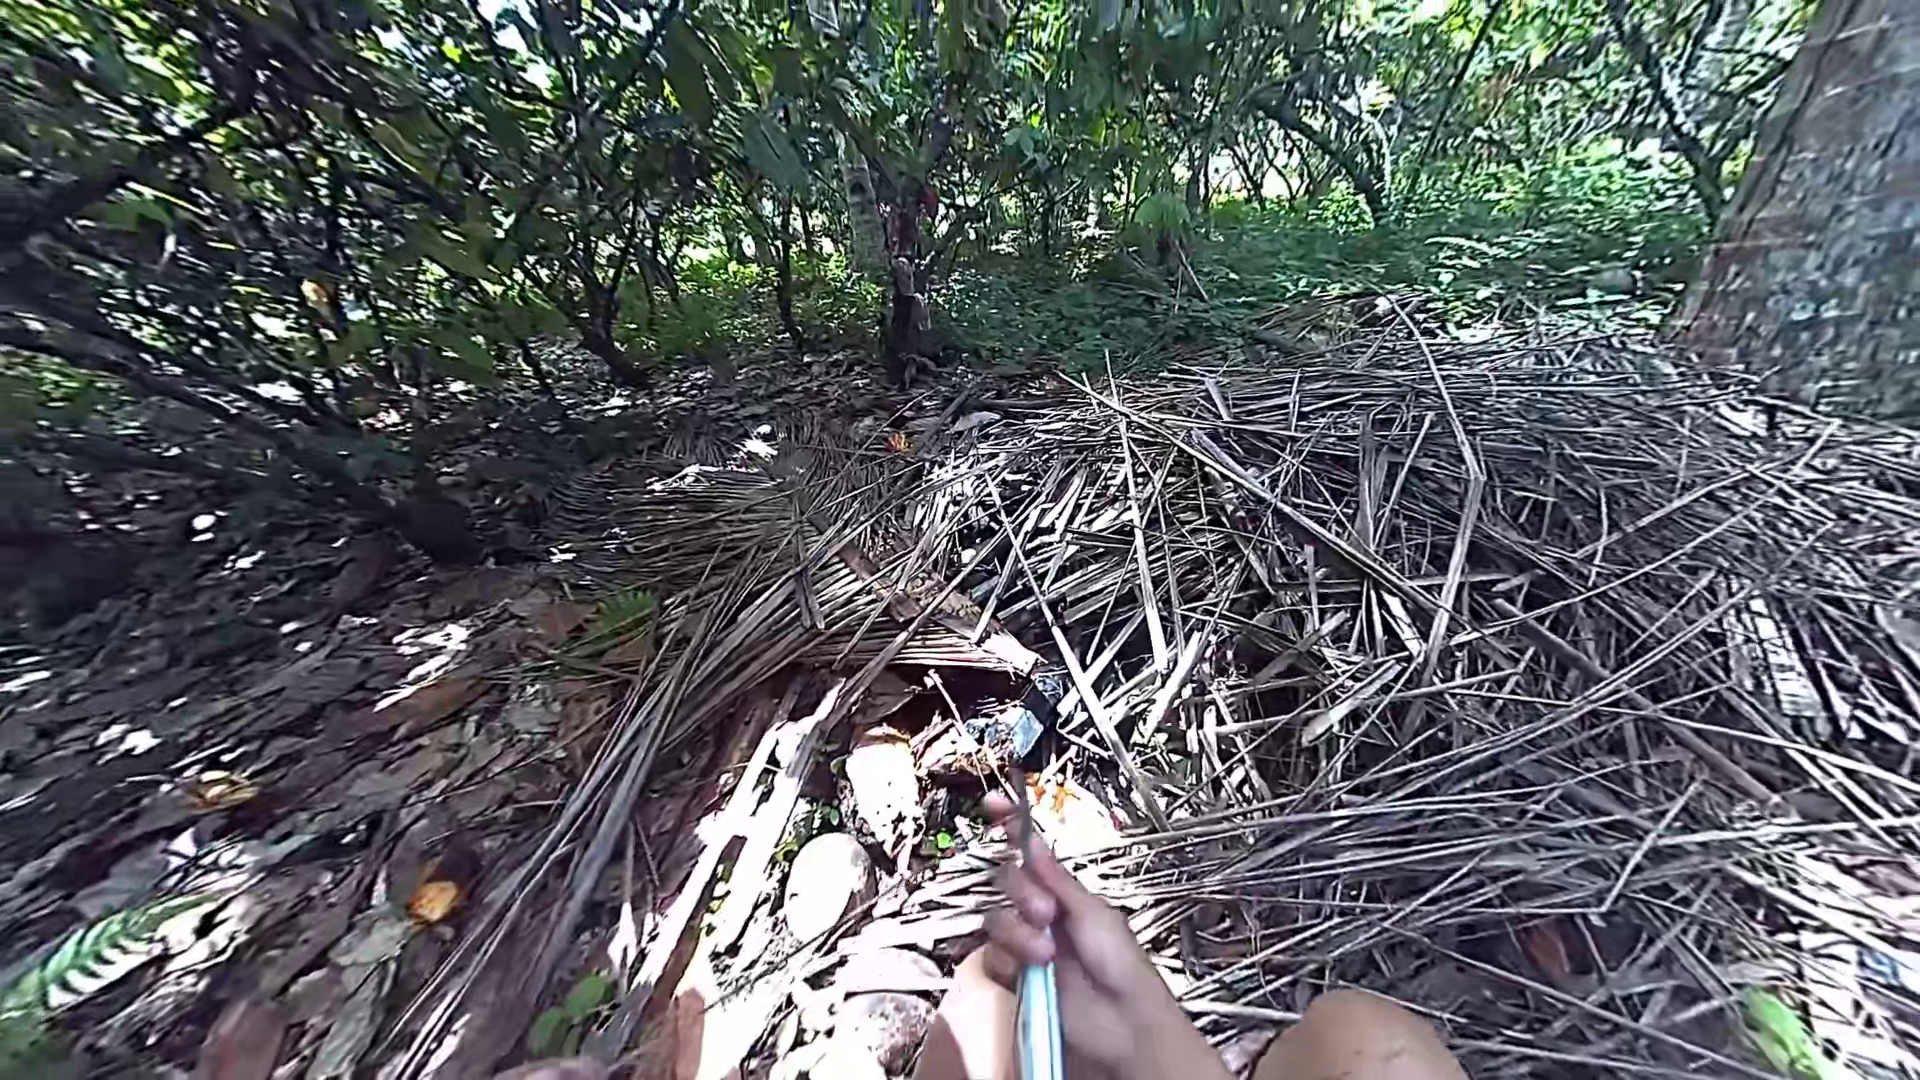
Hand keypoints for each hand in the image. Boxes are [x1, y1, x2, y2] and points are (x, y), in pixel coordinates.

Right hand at [980, 794, 1229, 1079]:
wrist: (1123, 1026)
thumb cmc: (1120, 963)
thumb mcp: (1093, 912)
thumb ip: (1057, 879)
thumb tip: (1031, 838)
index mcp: (1060, 889)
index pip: (1028, 848)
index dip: (1009, 825)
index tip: (992, 803)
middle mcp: (1038, 910)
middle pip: (1008, 879)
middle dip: (1023, 892)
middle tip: (1046, 912)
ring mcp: (1024, 942)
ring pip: (997, 917)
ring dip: (1018, 933)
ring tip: (1045, 954)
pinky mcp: (1013, 977)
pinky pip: (991, 956)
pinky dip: (1007, 960)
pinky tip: (1030, 971)